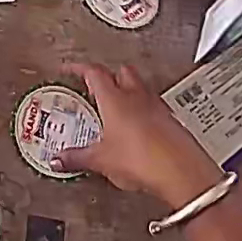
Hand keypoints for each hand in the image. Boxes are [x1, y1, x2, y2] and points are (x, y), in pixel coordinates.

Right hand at [53, 63, 224, 210]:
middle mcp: (137, 96)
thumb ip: (77, 157)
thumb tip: (60, 159)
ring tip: (116, 105)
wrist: (181, 172)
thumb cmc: (143, 158)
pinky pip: (154, 106)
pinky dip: (143, 109)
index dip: (80, 68)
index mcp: (115, 99)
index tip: (71, 69)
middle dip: (108, 74)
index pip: (94, 72)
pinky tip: (138, 126)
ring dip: (127, 90)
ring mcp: (157, 106)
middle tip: (96, 85)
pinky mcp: (171, 120)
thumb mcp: (101, 160)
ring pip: (140, 86)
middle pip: (122, 71)